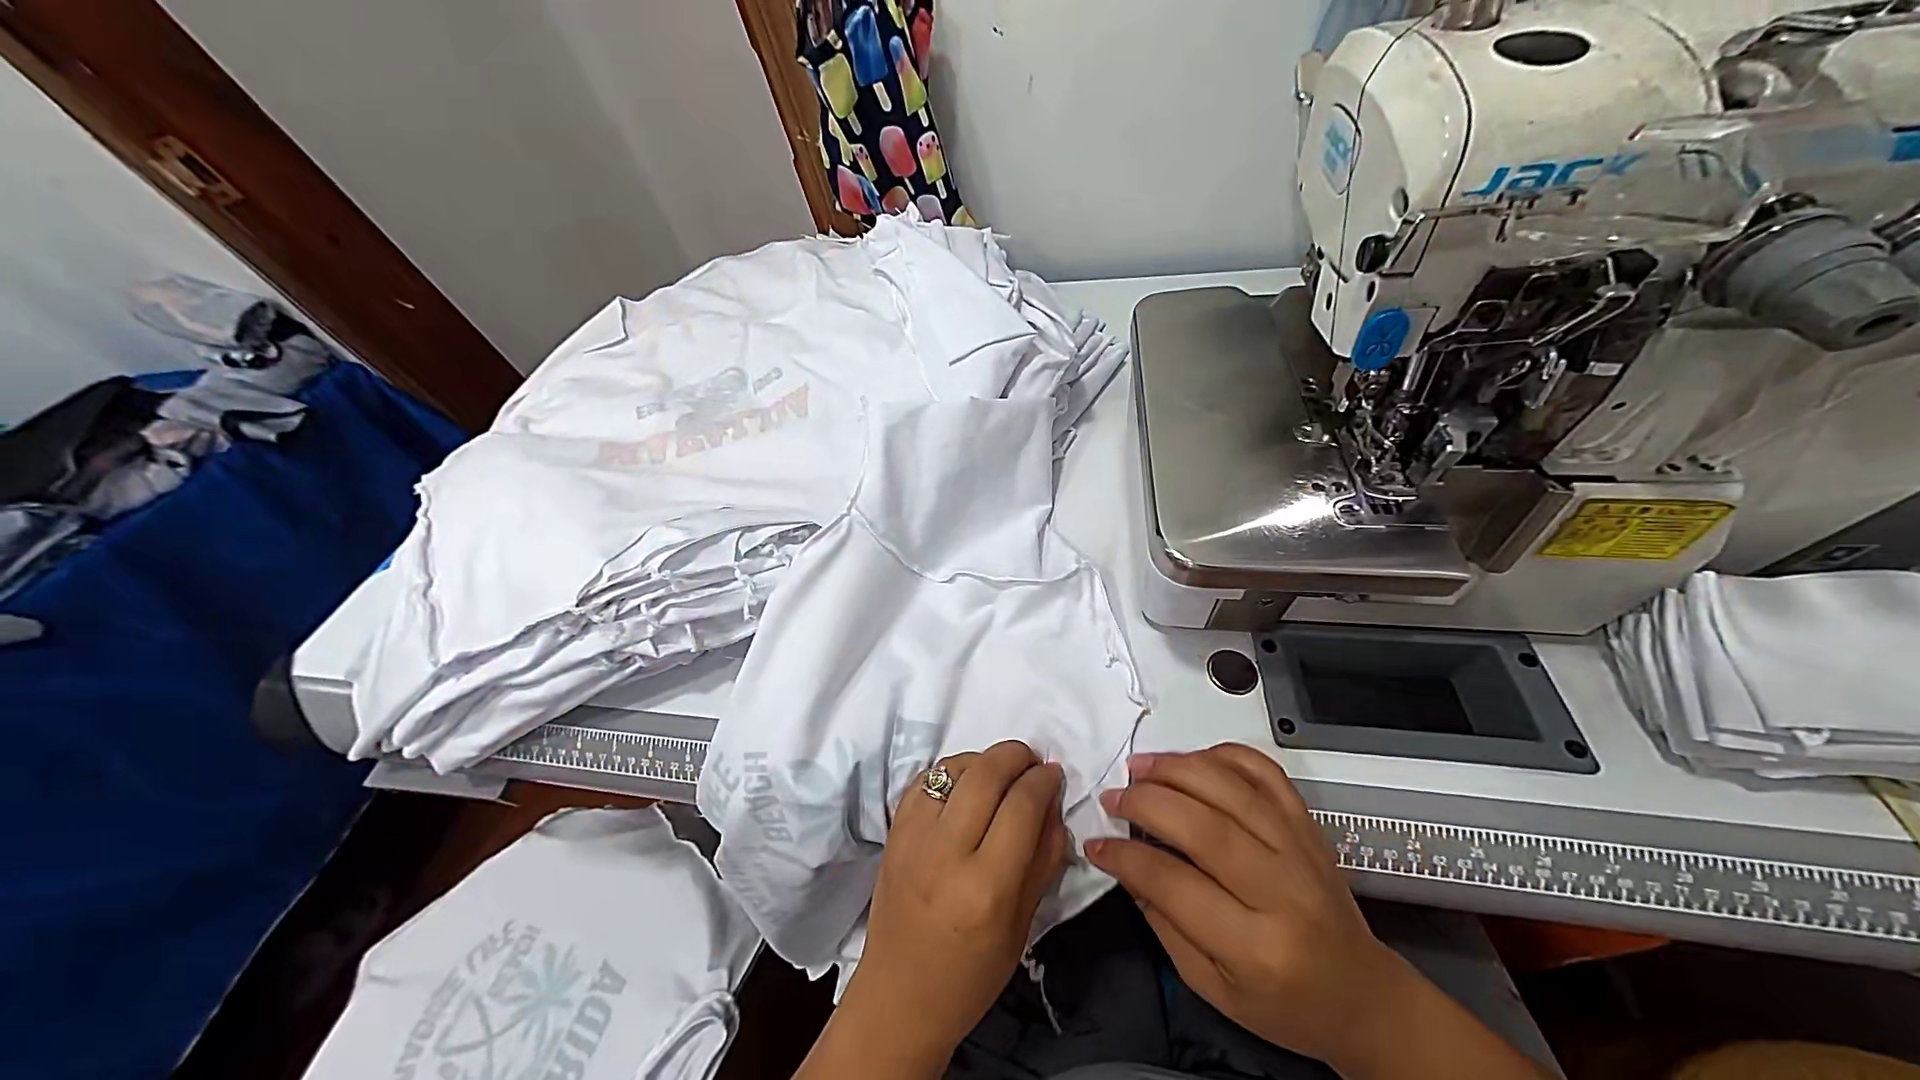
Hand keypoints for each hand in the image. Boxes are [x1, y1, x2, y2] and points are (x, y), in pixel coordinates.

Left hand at [796, 741, 1068, 1079]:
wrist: (898, 997)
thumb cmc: (971, 975)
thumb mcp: (1023, 925)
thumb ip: (1043, 859)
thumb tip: (1053, 806)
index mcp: (986, 887)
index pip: (1022, 805)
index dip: (1043, 780)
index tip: (1053, 774)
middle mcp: (946, 854)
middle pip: (986, 774)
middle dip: (1016, 756)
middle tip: (1031, 762)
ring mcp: (912, 838)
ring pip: (952, 769)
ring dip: (983, 760)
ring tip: (1000, 772)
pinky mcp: (892, 832)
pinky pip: (923, 781)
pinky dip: (950, 772)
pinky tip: (965, 785)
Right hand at [1086, 744, 1546, 1079]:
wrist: (1361, 996)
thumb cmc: (1284, 1003)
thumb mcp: (1211, 986)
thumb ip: (1163, 922)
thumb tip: (1124, 864)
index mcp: (1256, 948)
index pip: (1174, 883)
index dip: (1125, 856)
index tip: (1097, 843)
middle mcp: (1283, 891)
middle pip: (1203, 826)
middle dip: (1146, 802)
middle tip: (1114, 797)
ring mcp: (1301, 850)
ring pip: (1233, 789)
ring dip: (1177, 768)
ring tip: (1140, 767)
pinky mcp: (1309, 826)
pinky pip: (1266, 773)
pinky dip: (1224, 754)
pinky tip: (1192, 760)